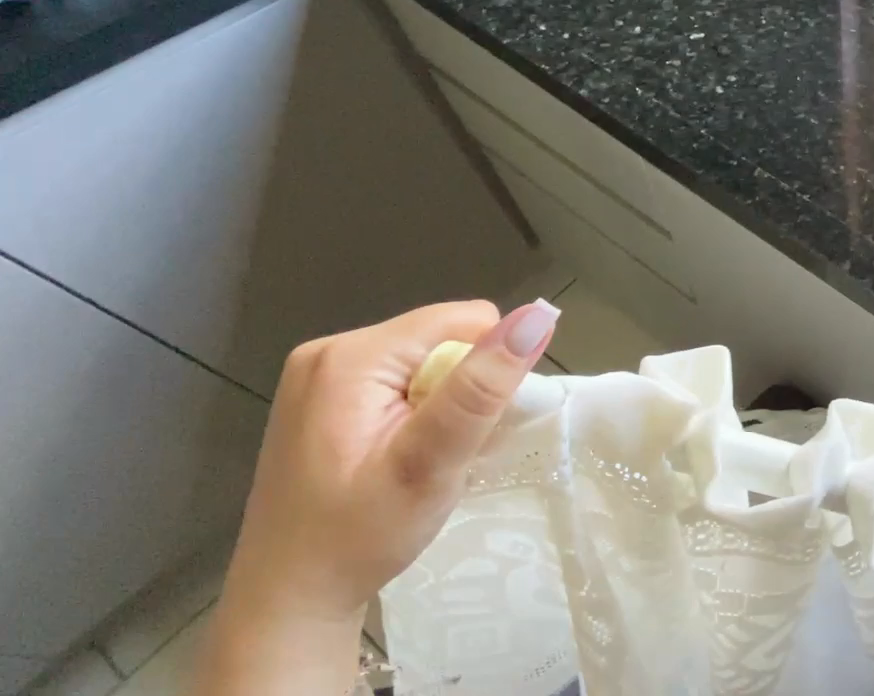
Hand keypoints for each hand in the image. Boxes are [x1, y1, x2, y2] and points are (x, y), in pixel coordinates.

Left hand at [197, 299, 557, 694]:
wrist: (291, 601)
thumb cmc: (361, 535)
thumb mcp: (431, 462)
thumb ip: (481, 387)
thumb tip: (539, 315)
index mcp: (352, 355)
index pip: (465, 320)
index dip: (485, 370)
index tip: (464, 428)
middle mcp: (331, 349)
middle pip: (445, 335)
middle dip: (463, 387)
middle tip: (442, 449)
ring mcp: (324, 372)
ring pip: (430, 356)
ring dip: (446, 400)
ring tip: (423, 455)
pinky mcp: (326, 394)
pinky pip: (405, 375)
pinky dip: (422, 408)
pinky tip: (403, 452)